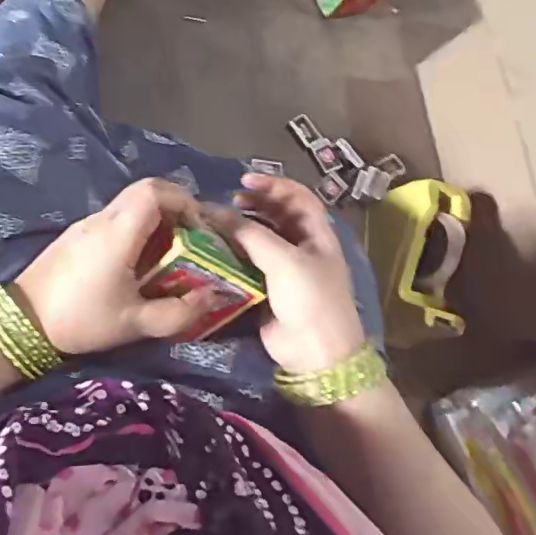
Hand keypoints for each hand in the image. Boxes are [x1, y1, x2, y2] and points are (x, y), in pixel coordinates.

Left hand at [12, 178, 213, 354]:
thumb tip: (210, 296)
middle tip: (189, 240)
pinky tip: (136, 265)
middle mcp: (101, 219)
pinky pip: (112, 221)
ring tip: (166, 257)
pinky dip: (134, 231)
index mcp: (118, 232)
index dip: (185, 202)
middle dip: (174, 209)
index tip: (199, 230)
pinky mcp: (74, 237)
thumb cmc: (81, 319)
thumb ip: (179, 312)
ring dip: (154, 222)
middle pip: (144, 191)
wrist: (22, 321)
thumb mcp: (136, 324)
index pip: (156, 191)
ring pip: (128, 206)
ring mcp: (84, 225)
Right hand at [204, 174, 366, 373]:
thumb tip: (217, 214)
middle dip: (255, 205)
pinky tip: (217, 251)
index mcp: (318, 235)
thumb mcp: (284, 261)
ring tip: (219, 224)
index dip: (273, 185)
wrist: (315, 353)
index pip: (298, 197)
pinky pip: (250, 264)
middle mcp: (303, 248)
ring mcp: (286, 270)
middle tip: (228, 202)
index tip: (244, 181)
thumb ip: (250, 235)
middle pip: (279, 216)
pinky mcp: (269, 290)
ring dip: (242, 229)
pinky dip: (234, 254)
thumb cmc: (309, 300)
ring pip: (262, 239)